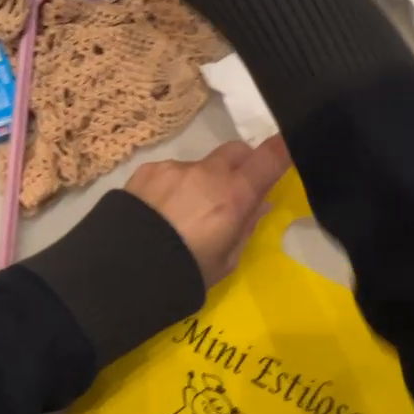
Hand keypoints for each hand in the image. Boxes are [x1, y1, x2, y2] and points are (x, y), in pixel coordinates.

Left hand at [124, 136, 289, 287]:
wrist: (127, 264)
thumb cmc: (187, 269)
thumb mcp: (227, 258)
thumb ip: (246, 225)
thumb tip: (260, 201)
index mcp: (232, 195)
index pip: (268, 158)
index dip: (281, 149)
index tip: (287, 144)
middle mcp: (205, 172)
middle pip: (235, 151)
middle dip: (242, 163)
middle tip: (235, 189)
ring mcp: (173, 168)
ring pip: (199, 165)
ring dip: (202, 181)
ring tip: (184, 213)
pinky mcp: (147, 169)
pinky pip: (170, 172)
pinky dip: (173, 186)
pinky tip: (160, 210)